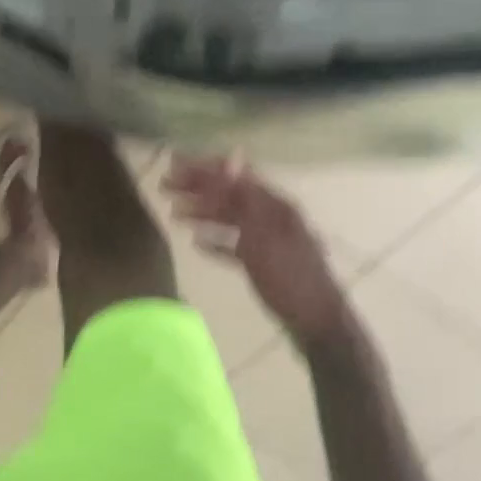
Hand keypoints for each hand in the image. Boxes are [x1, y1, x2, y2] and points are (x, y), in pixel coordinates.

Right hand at [163, 154, 349, 341]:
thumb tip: (231, 158)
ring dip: (202, 213)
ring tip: (173, 213)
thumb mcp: (265, 237)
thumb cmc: (290, 280)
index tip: (172, 163)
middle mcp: (273, 217)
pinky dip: (216, 241)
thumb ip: (246, 197)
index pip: (234, 177)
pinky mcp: (264, 262)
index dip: (203, 169)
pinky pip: (234, 245)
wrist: (317, 323)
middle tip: (163, 186)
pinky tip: (196, 244)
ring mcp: (269, 240)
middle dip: (197, 188)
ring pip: (230, 219)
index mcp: (275, 206)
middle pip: (230, 195)